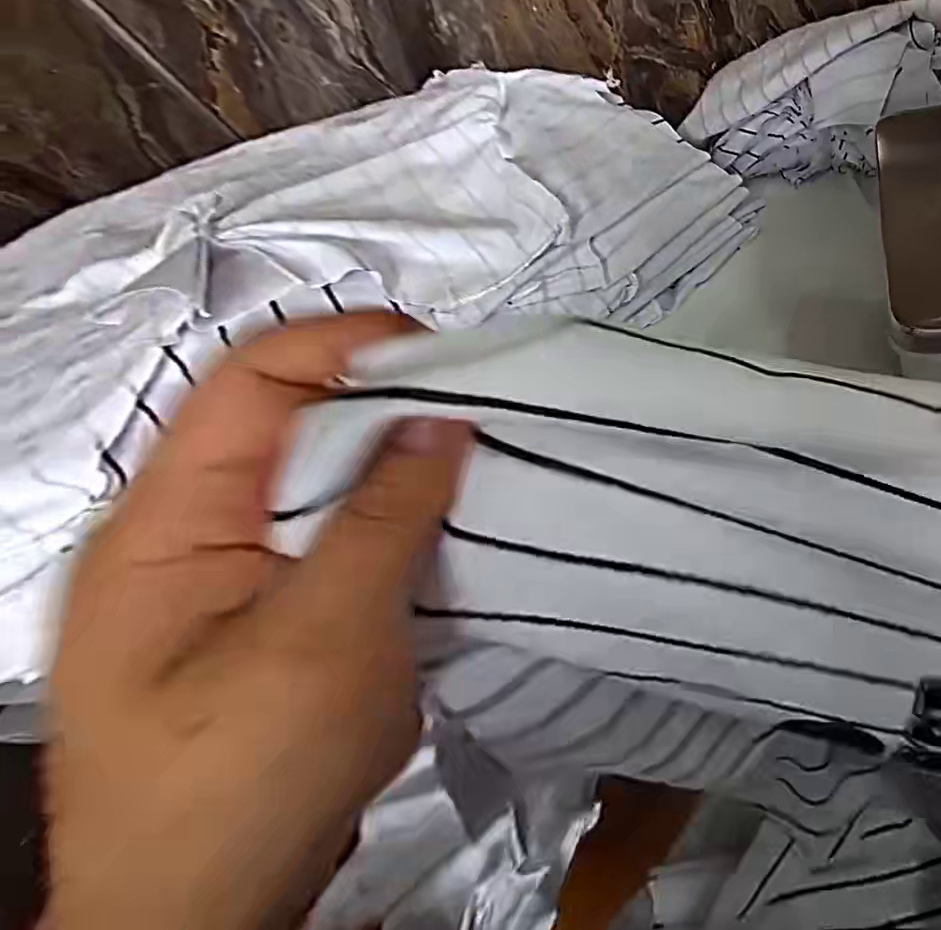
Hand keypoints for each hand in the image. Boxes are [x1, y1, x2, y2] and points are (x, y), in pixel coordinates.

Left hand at [44, 315, 472, 929]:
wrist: (221, 893)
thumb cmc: (249, 764)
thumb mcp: (322, 631)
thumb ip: (382, 517)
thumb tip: (443, 418)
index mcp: (170, 524)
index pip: (252, 385)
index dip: (343, 345)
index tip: (444, 346)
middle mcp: (204, 530)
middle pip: (297, 421)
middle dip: (393, 395)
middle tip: (488, 399)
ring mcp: (253, 568)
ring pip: (337, 474)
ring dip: (412, 451)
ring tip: (491, 445)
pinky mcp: (302, 599)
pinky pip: (362, 523)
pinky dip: (417, 501)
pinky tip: (467, 506)